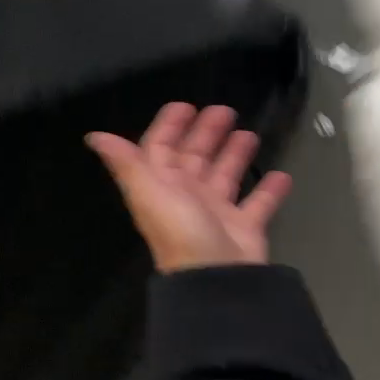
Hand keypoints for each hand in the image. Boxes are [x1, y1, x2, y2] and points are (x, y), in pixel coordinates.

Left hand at [87, 103, 292, 272]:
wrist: (216, 274)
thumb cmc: (182, 230)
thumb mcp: (151, 194)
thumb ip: (130, 164)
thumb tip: (97, 137)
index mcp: (162, 185)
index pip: (161, 148)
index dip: (170, 127)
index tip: (186, 106)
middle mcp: (187, 195)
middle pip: (196, 158)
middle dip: (207, 134)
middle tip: (226, 111)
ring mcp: (218, 211)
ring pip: (226, 175)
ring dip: (236, 155)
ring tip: (250, 135)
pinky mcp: (245, 225)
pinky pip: (259, 203)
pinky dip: (270, 190)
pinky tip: (282, 175)